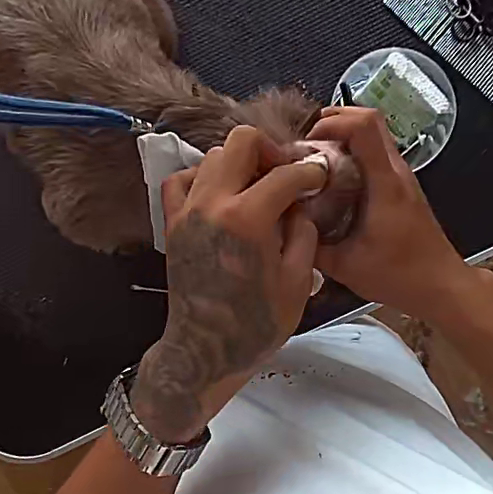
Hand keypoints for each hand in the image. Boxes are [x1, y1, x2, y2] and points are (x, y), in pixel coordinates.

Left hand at [130, 126, 328, 442]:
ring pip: (212, 156)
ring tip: (257, 189)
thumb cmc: (257, 324)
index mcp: (248, 219)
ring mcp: (188, 211)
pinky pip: (181, 181)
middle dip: (271, 152)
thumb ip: (304, 232)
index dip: (310, 173)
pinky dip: (202, 178)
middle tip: (285, 176)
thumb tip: (299, 206)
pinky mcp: (173, 224)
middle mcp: (213, 204)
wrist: (206, 351)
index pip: (286, 174)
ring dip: (239, 164)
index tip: (320, 179)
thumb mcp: (298, 280)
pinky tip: (222, 195)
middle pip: (241, 142)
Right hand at [309, 107, 484, 320]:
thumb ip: (311, 246)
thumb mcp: (345, 267)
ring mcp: (402, 178)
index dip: (332, 122)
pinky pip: (375, 156)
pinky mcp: (401, 188)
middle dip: (334, 121)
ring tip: (314, 162)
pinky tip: (332, 181)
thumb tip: (281, 227)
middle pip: (370, 120)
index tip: (306, 143)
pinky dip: (352, 155)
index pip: (364, 127)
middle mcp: (397, 172)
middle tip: (306, 145)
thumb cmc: (399, 277)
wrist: (441, 287)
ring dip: (343, 137)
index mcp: (385, 185)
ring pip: (374, 136)